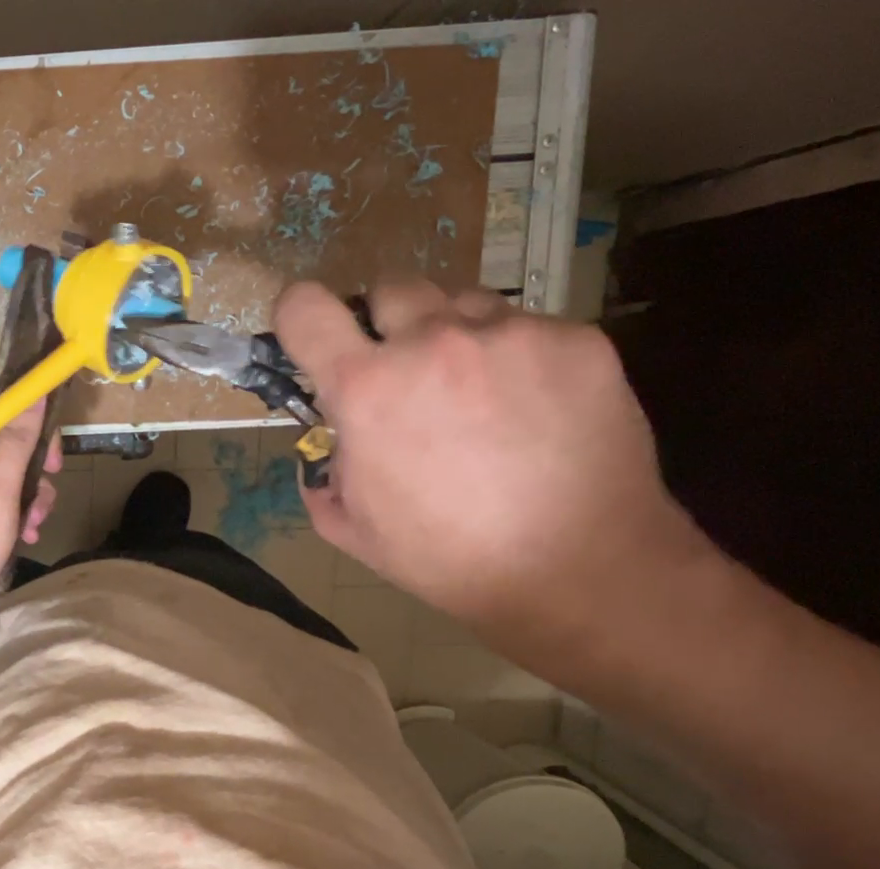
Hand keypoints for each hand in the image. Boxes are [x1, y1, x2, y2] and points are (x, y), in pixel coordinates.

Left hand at [0, 392, 59, 626]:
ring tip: (33, 525)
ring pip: (0, 466)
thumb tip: (33, 394)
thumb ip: (17, 441)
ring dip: (26, 491)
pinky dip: (8, 508)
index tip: (55, 424)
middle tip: (52, 478)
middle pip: (0, 430)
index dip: (26, 398)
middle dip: (32, 455)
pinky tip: (20, 535)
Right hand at [274, 280, 701, 632]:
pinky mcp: (576, 339)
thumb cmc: (447, 558)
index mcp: (365, 388)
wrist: (579, 569)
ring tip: (477, 393)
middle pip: (390, 287)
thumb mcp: (352, 527)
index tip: (313, 336)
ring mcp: (510, 334)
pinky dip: (516, 357)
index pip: (304, 307)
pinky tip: (533, 409)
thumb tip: (331, 445)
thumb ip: (323, 473)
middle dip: (386, 324)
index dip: (299, 315)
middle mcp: (432, 342)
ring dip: (453, 335)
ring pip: (462, 303)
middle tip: (405, 373)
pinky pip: (526, 327)